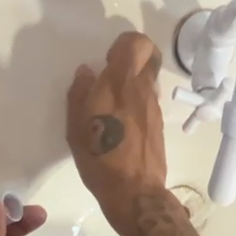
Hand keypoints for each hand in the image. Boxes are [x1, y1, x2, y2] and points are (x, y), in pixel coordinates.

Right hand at [67, 31, 167, 224]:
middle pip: (149, 56)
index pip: (135, 43)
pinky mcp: (159, 127)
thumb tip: (87, 72)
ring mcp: (154, 109)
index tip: (108, 59)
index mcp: (119, 84)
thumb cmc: (100, 159)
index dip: (123, 44)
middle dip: (135, 58)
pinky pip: (149, 104)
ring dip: (135, 85)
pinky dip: (138, 106)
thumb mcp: (76, 129)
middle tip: (116, 74)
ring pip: (149, 81)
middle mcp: (141, 90)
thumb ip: (80, 94)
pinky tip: (123, 127)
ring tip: (116, 107)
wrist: (134, 192)